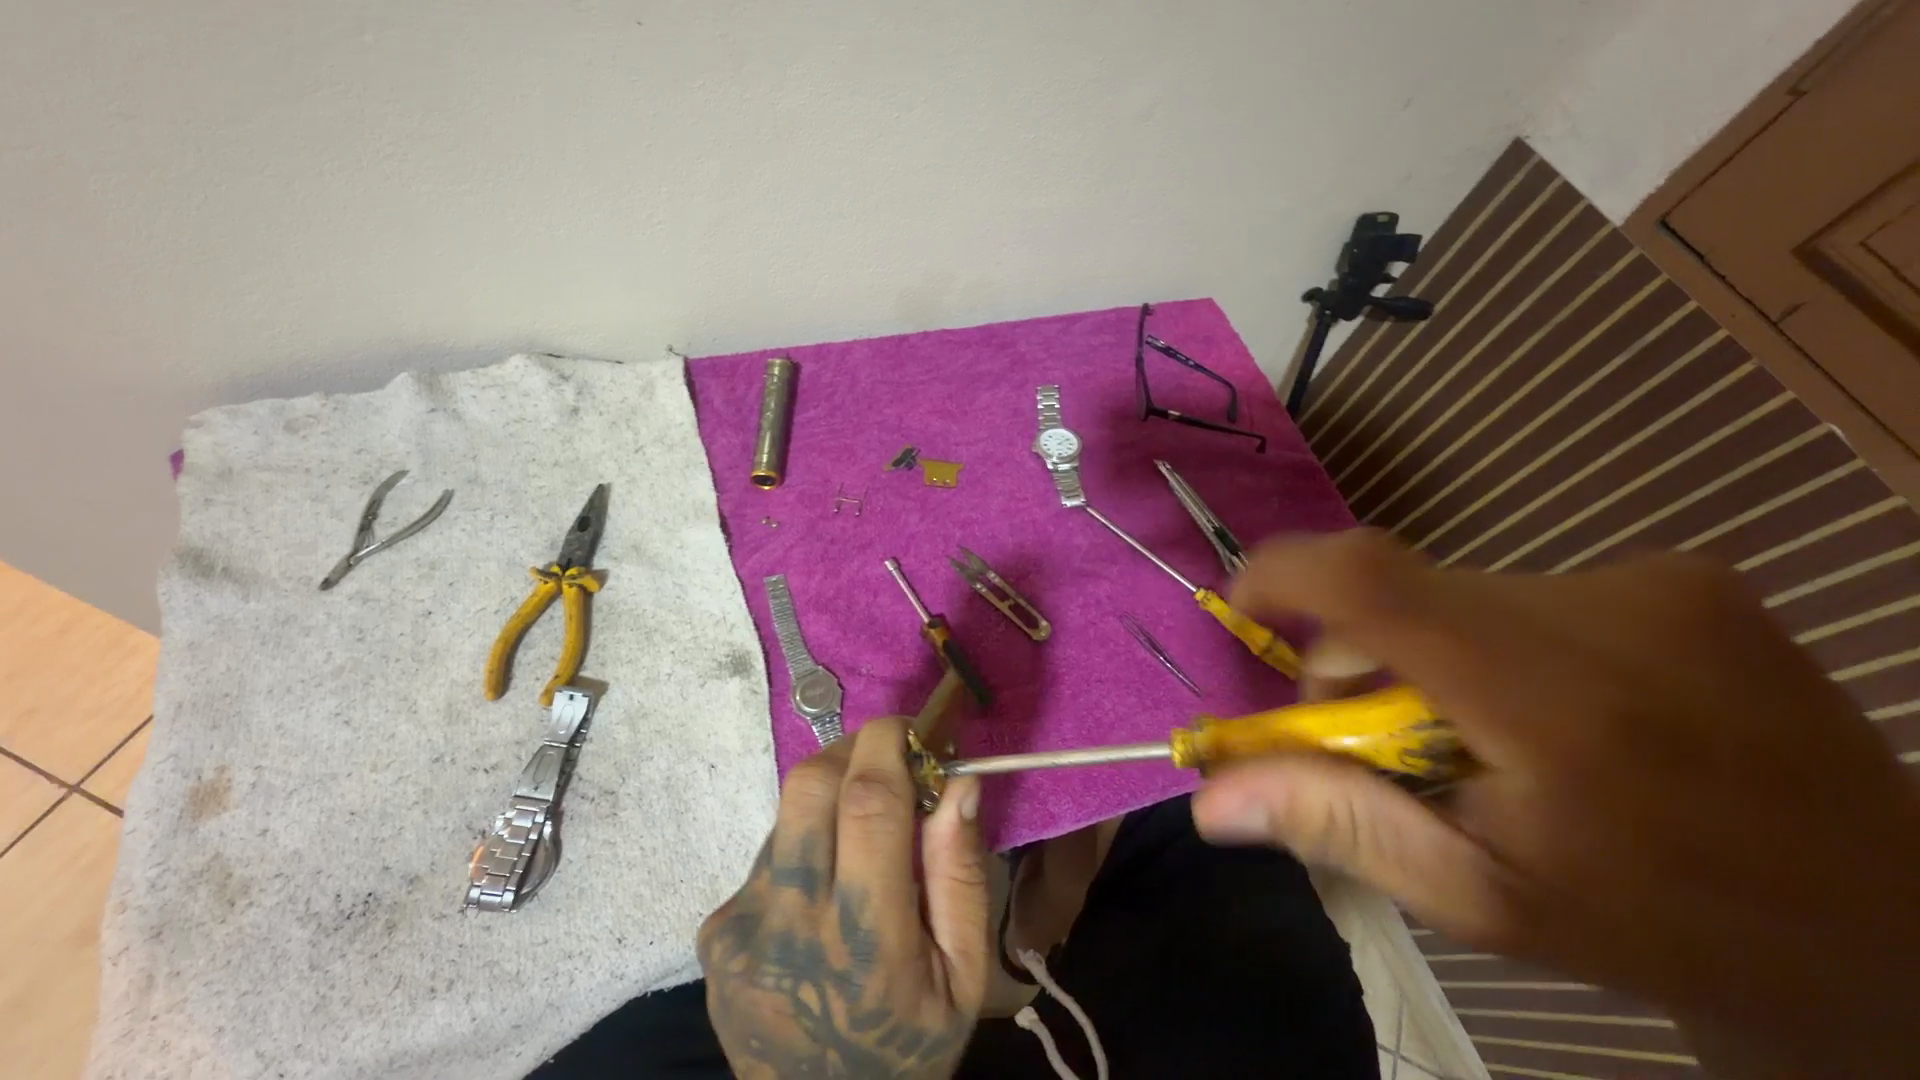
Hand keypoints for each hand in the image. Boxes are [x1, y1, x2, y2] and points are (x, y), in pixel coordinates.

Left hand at [697, 716, 989, 1078]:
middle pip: (808, 787)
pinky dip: (804, 847)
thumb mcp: (965, 976)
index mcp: (868, 941)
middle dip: (851, 751)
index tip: (911, 727)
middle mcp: (791, 925)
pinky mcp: (714, 933)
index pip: (869, 805)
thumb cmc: (909, 1045)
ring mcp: (741, 927)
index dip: (888, 745)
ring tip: (860, 840)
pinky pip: (766, 857)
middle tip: (885, 760)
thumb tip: (959, 782)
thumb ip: (961, 875)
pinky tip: (823, 893)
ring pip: (785, 816)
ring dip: (828, 801)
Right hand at [1191, 529, 1919, 1075]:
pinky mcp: (1688, 575)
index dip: (1286, 572)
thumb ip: (1342, 826)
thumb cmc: (1659, 923)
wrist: (1886, 924)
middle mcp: (1604, 608)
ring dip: (1432, 651)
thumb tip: (1211, 797)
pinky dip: (1499, 641)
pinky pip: (1532, 592)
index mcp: (1550, 698)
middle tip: (1372, 735)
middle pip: (1410, 589)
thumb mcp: (1484, 898)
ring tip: (1475, 736)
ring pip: (1466, 592)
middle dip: (1359, 653)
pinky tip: (1552, 712)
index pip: (1377, 582)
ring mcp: (1659, 579)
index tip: (1242, 604)